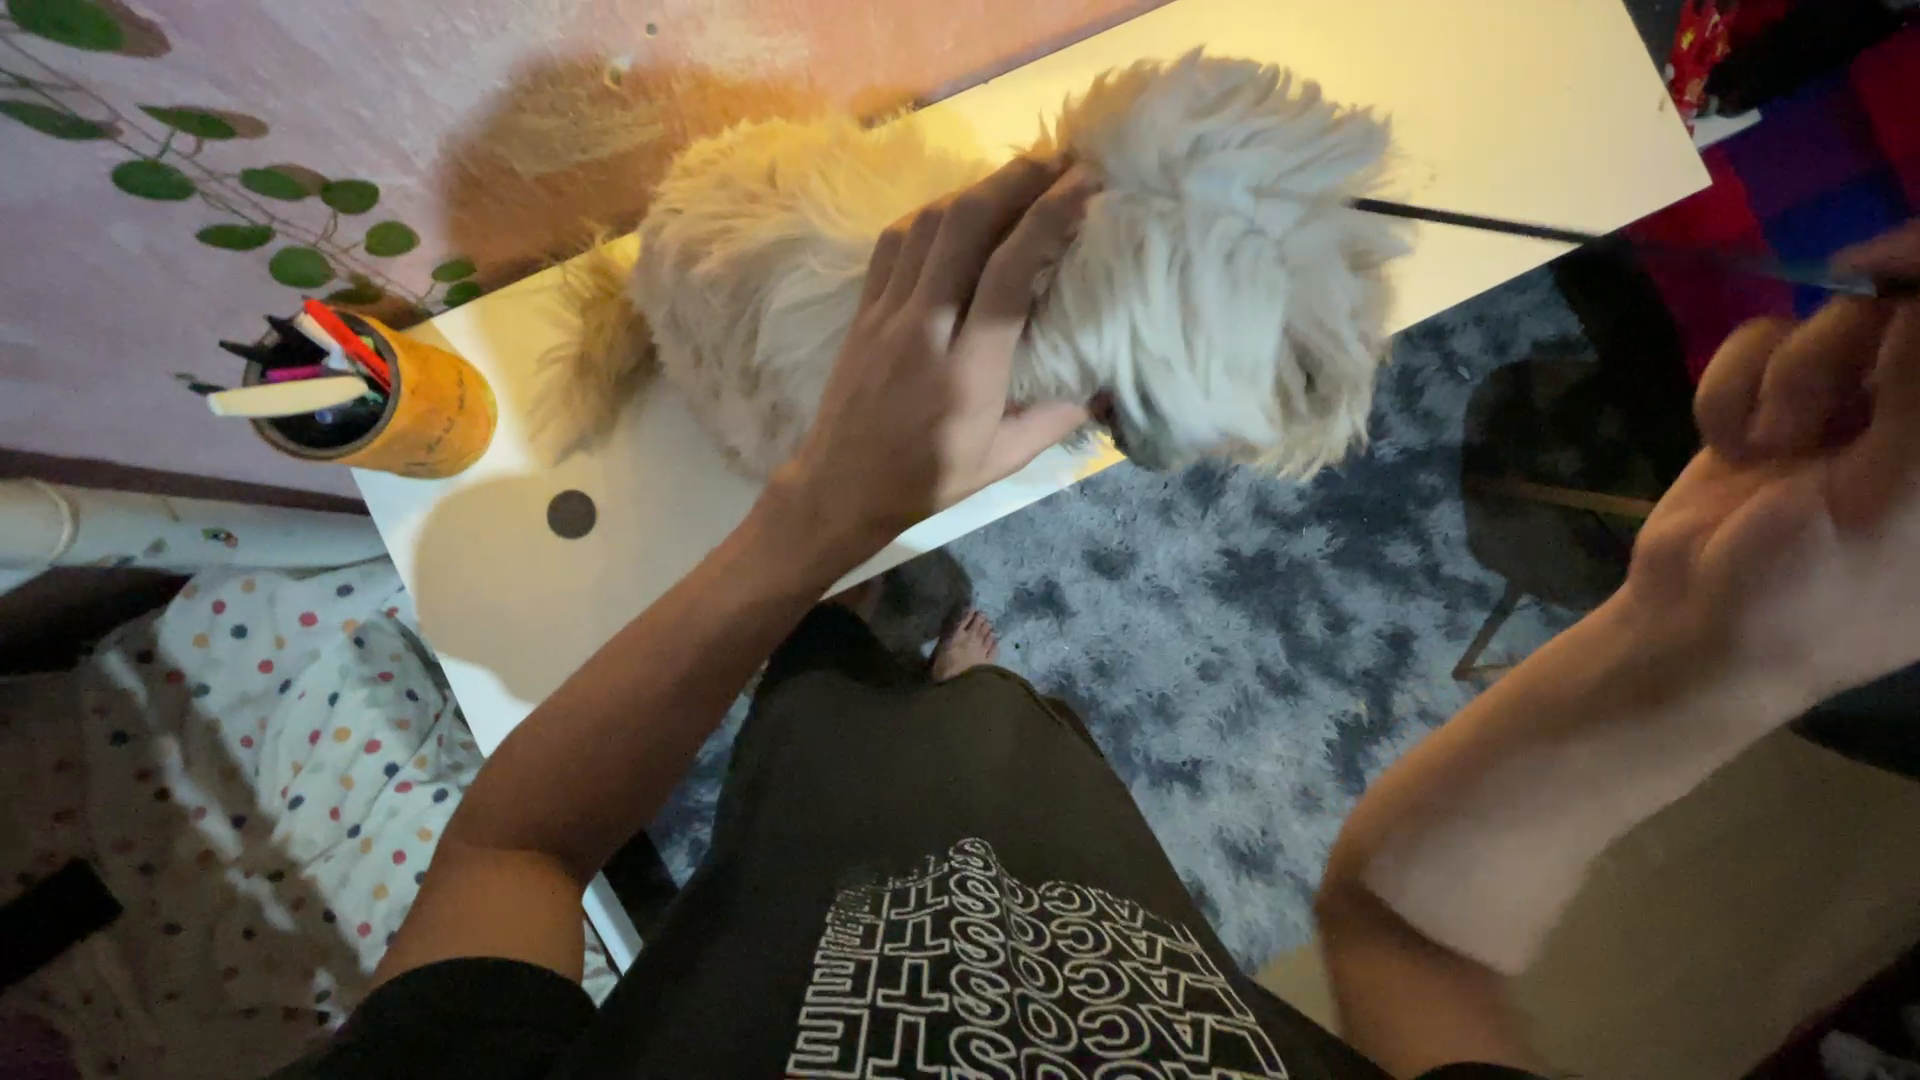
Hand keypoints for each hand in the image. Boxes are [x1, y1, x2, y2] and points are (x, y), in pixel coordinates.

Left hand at [774, 156, 1096, 548]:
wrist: (841, 487)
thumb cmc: (927, 481)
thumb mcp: (1002, 460)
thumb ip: (1057, 418)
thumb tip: (1109, 384)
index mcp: (968, 370)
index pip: (1010, 273)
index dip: (1049, 217)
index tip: (1086, 184)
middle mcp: (925, 328)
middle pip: (966, 227)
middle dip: (1016, 181)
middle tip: (1059, 161)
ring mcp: (885, 313)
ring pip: (927, 225)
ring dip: (975, 189)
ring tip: (1014, 178)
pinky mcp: (862, 310)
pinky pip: (893, 243)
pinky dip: (929, 215)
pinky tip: (954, 210)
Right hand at [1625, 220, 1919, 709]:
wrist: (1696, 622)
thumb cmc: (1818, 587)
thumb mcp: (1897, 498)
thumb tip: (1914, 292)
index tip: (1885, 272)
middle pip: (1909, 306)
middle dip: (1845, 347)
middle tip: (1813, 399)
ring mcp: (1858, 402)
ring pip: (1827, 322)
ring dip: (1780, 381)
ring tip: (1771, 445)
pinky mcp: (1776, 405)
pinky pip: (1753, 349)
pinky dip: (1728, 392)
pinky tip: (1733, 443)